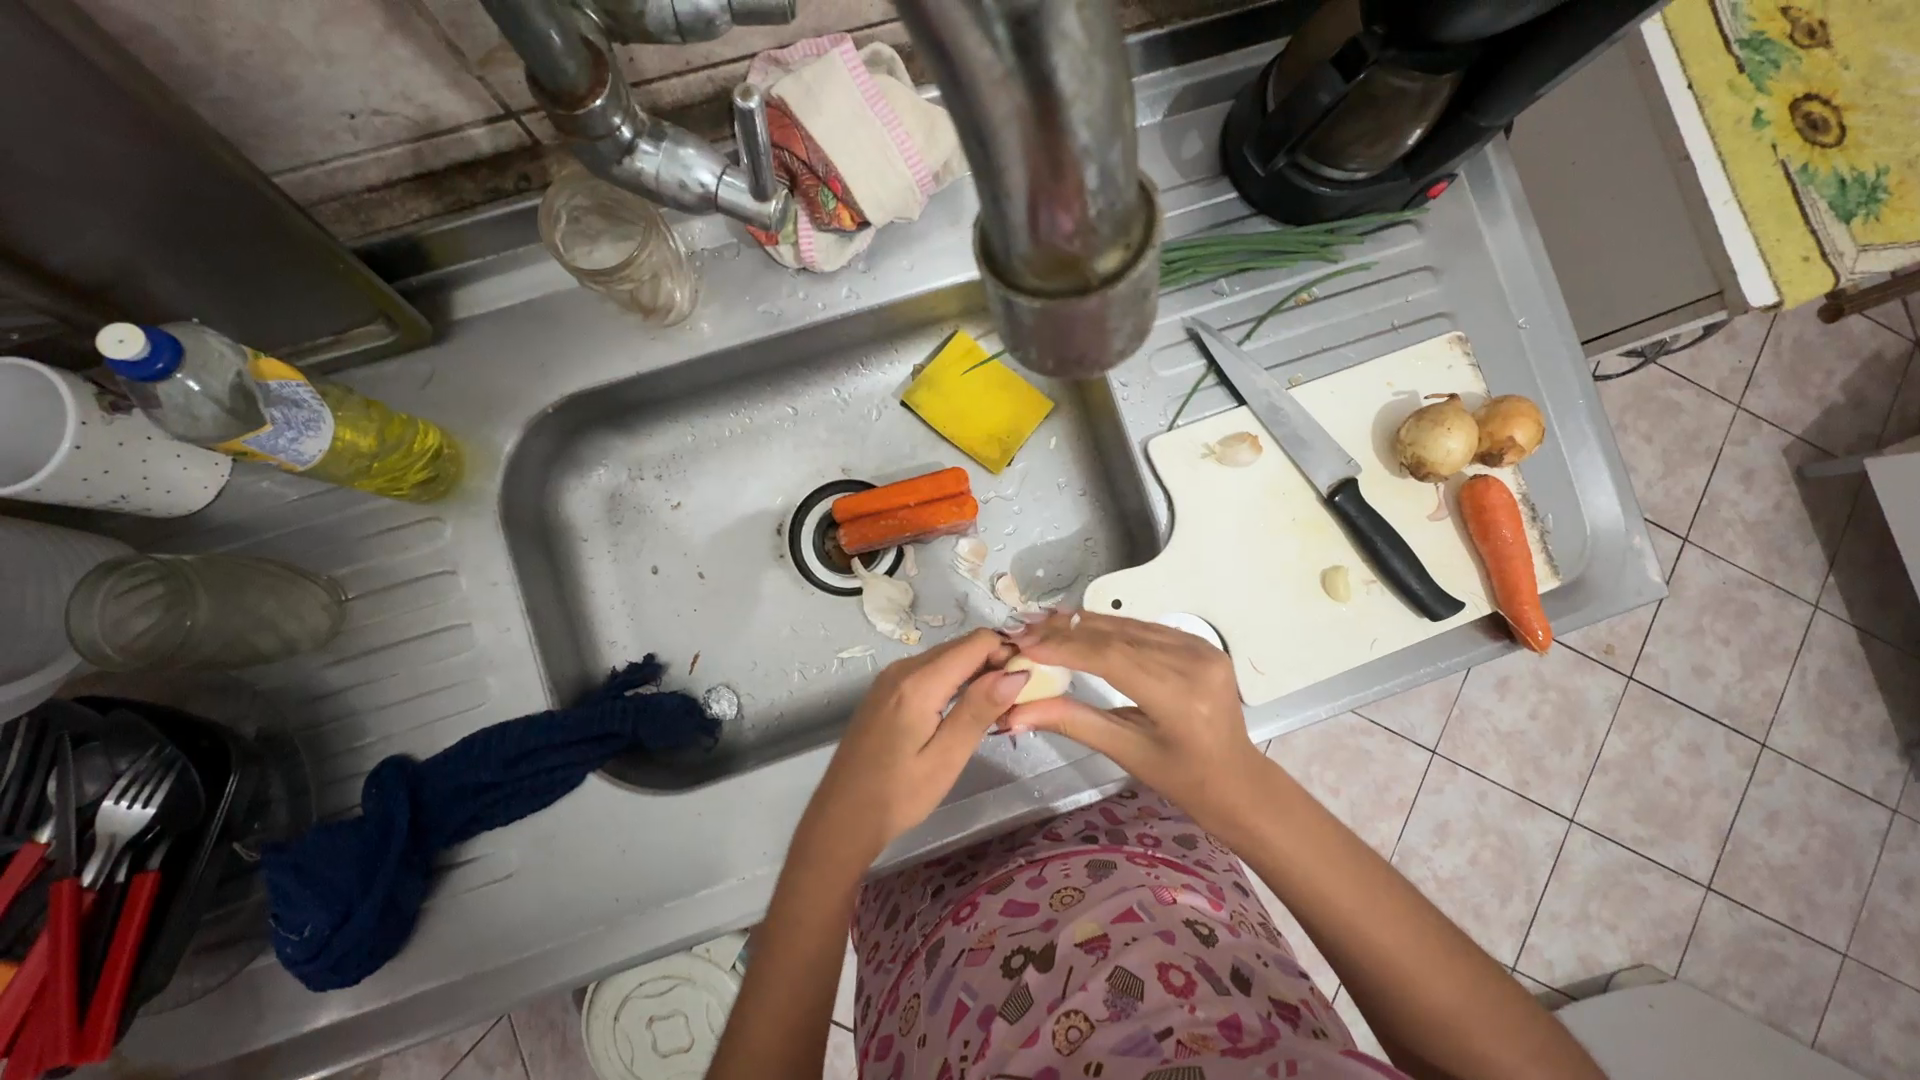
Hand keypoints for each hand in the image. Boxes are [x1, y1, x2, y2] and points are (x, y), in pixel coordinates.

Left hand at [798, 629, 1026, 862]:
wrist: (842, 818)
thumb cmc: (898, 795)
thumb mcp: (946, 758)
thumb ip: (979, 710)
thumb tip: (1016, 671)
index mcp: (918, 682)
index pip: (976, 642)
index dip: (1008, 653)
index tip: (1029, 682)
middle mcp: (902, 669)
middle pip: (961, 647)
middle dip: (994, 664)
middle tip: (1017, 701)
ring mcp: (890, 679)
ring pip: (946, 659)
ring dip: (975, 674)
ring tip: (995, 711)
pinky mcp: (885, 692)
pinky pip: (929, 673)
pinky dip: (953, 683)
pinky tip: (962, 713)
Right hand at [1001, 611, 1266, 820]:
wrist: (1238, 779)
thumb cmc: (1183, 778)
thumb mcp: (1126, 752)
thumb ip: (1072, 722)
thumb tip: (1014, 714)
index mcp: (1179, 697)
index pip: (1110, 657)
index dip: (1063, 646)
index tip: (1022, 643)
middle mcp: (1194, 662)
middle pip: (1117, 635)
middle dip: (1065, 630)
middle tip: (1021, 628)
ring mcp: (1200, 647)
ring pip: (1128, 626)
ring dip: (1081, 623)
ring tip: (1039, 622)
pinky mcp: (1200, 642)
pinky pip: (1143, 628)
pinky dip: (1106, 626)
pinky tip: (1077, 624)